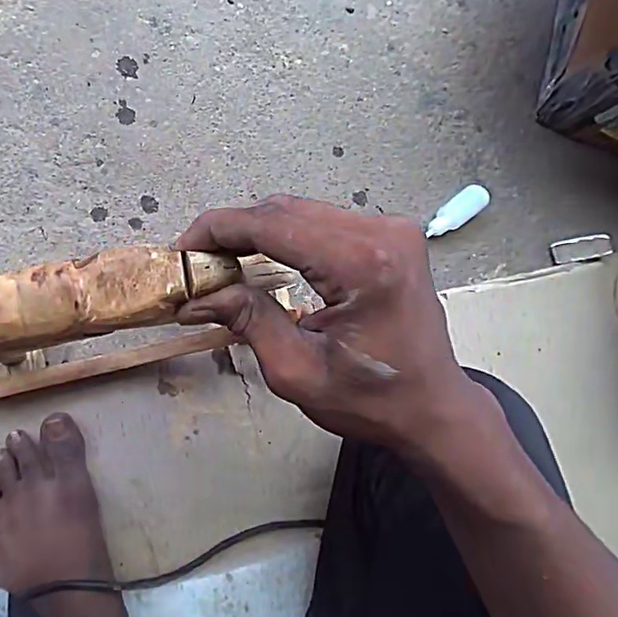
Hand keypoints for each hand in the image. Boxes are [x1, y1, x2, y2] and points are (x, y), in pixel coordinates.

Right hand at [175, 195, 494, 455]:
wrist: (433, 407)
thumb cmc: (372, 401)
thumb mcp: (297, 371)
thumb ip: (248, 321)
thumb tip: (198, 298)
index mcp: (363, 265)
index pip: (272, 223)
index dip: (218, 229)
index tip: (184, 249)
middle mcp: (382, 233)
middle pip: (285, 209)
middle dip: (232, 229)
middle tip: (197, 263)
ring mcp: (391, 228)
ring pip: (301, 210)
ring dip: (255, 230)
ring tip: (221, 261)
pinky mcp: (390, 235)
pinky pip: (322, 221)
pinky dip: (283, 234)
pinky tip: (260, 256)